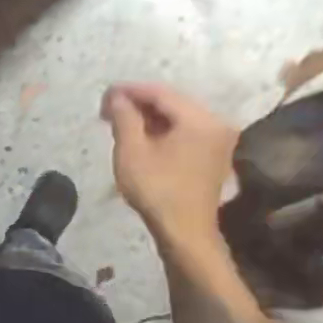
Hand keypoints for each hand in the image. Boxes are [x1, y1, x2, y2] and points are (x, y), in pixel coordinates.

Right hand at [102, 82, 236, 257]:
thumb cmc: (156, 190)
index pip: (160, 92)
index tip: (105, 95)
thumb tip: (117, 96)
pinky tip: (140, 134)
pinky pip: (185, 129)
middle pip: (172, 101)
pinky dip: (162, 128)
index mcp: (198, 119)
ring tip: (120, 121)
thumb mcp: (131, 151)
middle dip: (138, 102)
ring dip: (149, 115)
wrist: (185, 232)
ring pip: (178, 115)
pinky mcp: (214, 153)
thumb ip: (124, 117)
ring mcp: (217, 138)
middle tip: (109, 108)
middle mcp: (214, 122)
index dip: (130, 90)